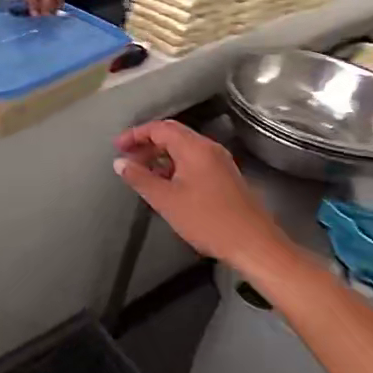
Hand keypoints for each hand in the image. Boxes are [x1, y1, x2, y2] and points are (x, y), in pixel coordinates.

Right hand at [113, 121, 292, 269]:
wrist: (254, 244)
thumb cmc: (208, 220)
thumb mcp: (166, 200)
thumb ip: (140, 178)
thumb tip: (120, 163)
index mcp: (194, 148)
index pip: (159, 128)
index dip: (135, 134)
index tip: (118, 147)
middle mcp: (209, 149)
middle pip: (172, 135)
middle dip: (146, 144)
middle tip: (126, 159)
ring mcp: (220, 163)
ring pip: (183, 149)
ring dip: (160, 156)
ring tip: (141, 173)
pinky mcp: (225, 178)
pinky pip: (194, 162)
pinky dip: (174, 166)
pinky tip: (165, 185)